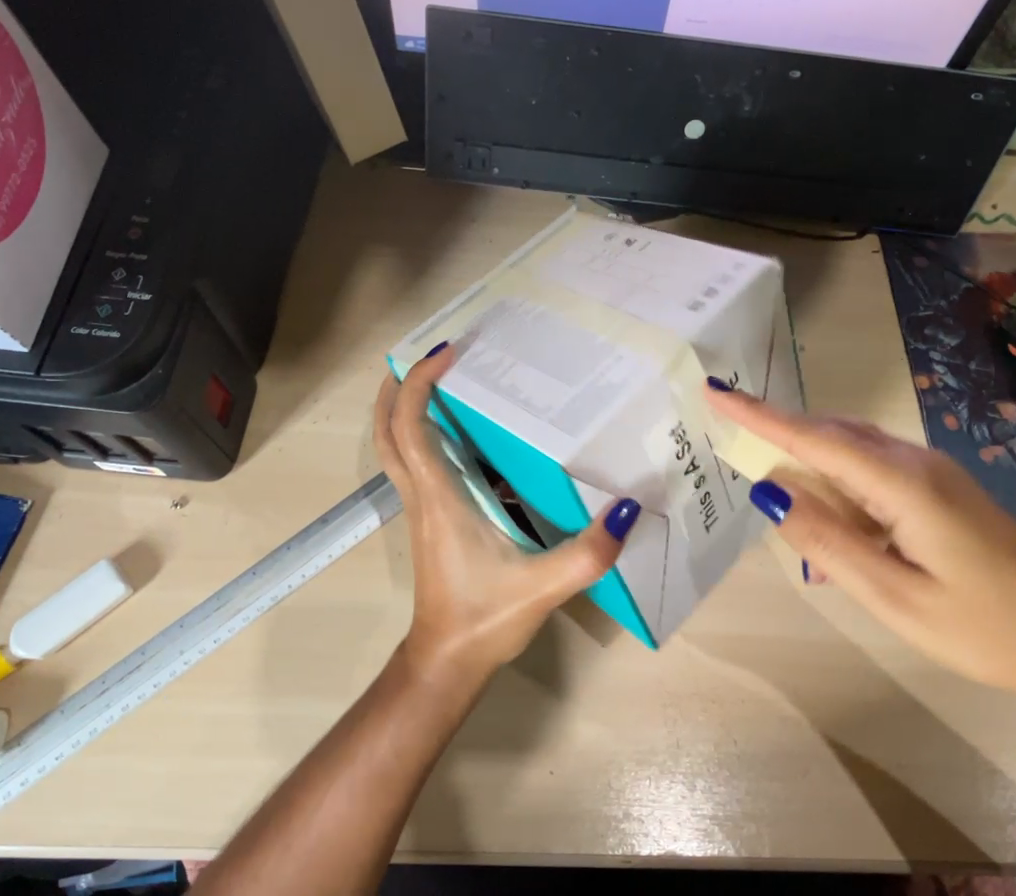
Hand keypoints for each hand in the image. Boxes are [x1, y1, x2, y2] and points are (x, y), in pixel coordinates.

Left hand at [376, 343, 634, 683]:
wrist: (446, 662)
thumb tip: (629, 507)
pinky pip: (419, 467)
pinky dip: (428, 439)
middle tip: (424, 355)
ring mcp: (423, 510)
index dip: (418, 383)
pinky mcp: (432, 522)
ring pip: (397, 449)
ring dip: (406, 411)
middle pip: (387, 430)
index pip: (410, 426)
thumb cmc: (483, 619)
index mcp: (439, 498)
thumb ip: (588, 552)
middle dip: (395, 387)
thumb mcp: (543, 586)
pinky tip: (471, 437)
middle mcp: (422, 496)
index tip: (447, 352)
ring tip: (445, 382)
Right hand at [705, 385, 1015, 712]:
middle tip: (727, 436)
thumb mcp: (893, 597)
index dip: (759, 415)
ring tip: (771, 483)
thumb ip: (827, 541)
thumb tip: (769, 491)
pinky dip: (838, 481)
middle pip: (832, 435)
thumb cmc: (982, 629)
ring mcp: (935, 474)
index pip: (815, 439)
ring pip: (853, 450)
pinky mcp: (943, 492)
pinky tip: (831, 517)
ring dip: (808, 461)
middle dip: (777, 431)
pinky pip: (874, 470)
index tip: (714, 390)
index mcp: (904, 484)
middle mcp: (918, 464)